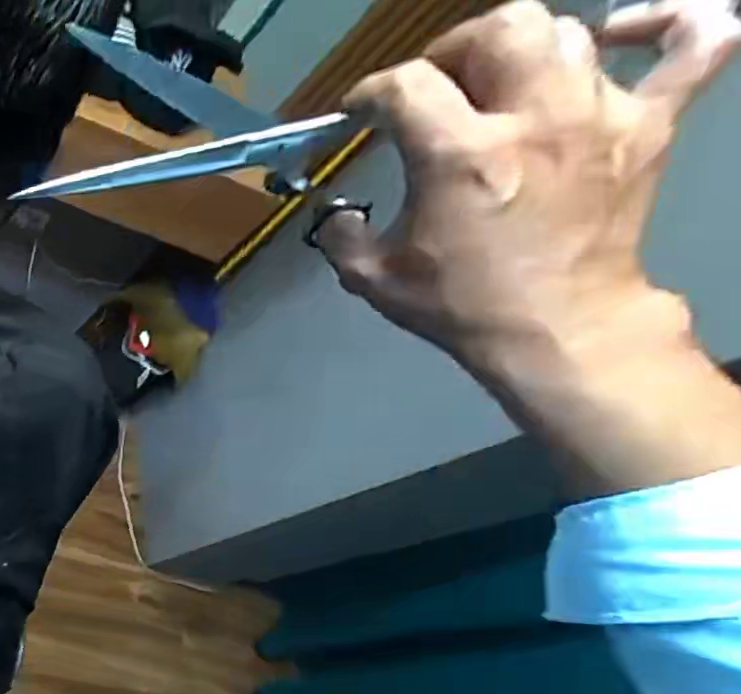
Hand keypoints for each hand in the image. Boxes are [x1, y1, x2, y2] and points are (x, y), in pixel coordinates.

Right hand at [316, 0, 738, 369]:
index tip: (358, 110)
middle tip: (432, 79)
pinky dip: (668, 21)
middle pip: (502, 30)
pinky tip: (622, 34)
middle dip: (452, 47)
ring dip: (522, 47)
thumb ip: (342, 234)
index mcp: (459, 157)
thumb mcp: (370, 275)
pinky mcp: (654, 120)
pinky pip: (696, 38)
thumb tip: (339, 212)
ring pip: (570, 32)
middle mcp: (535, 118)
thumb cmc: (456, 302)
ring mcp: (604, 112)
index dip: (372, 91)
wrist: (555, 322)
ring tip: (497, 79)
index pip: (408, 87)